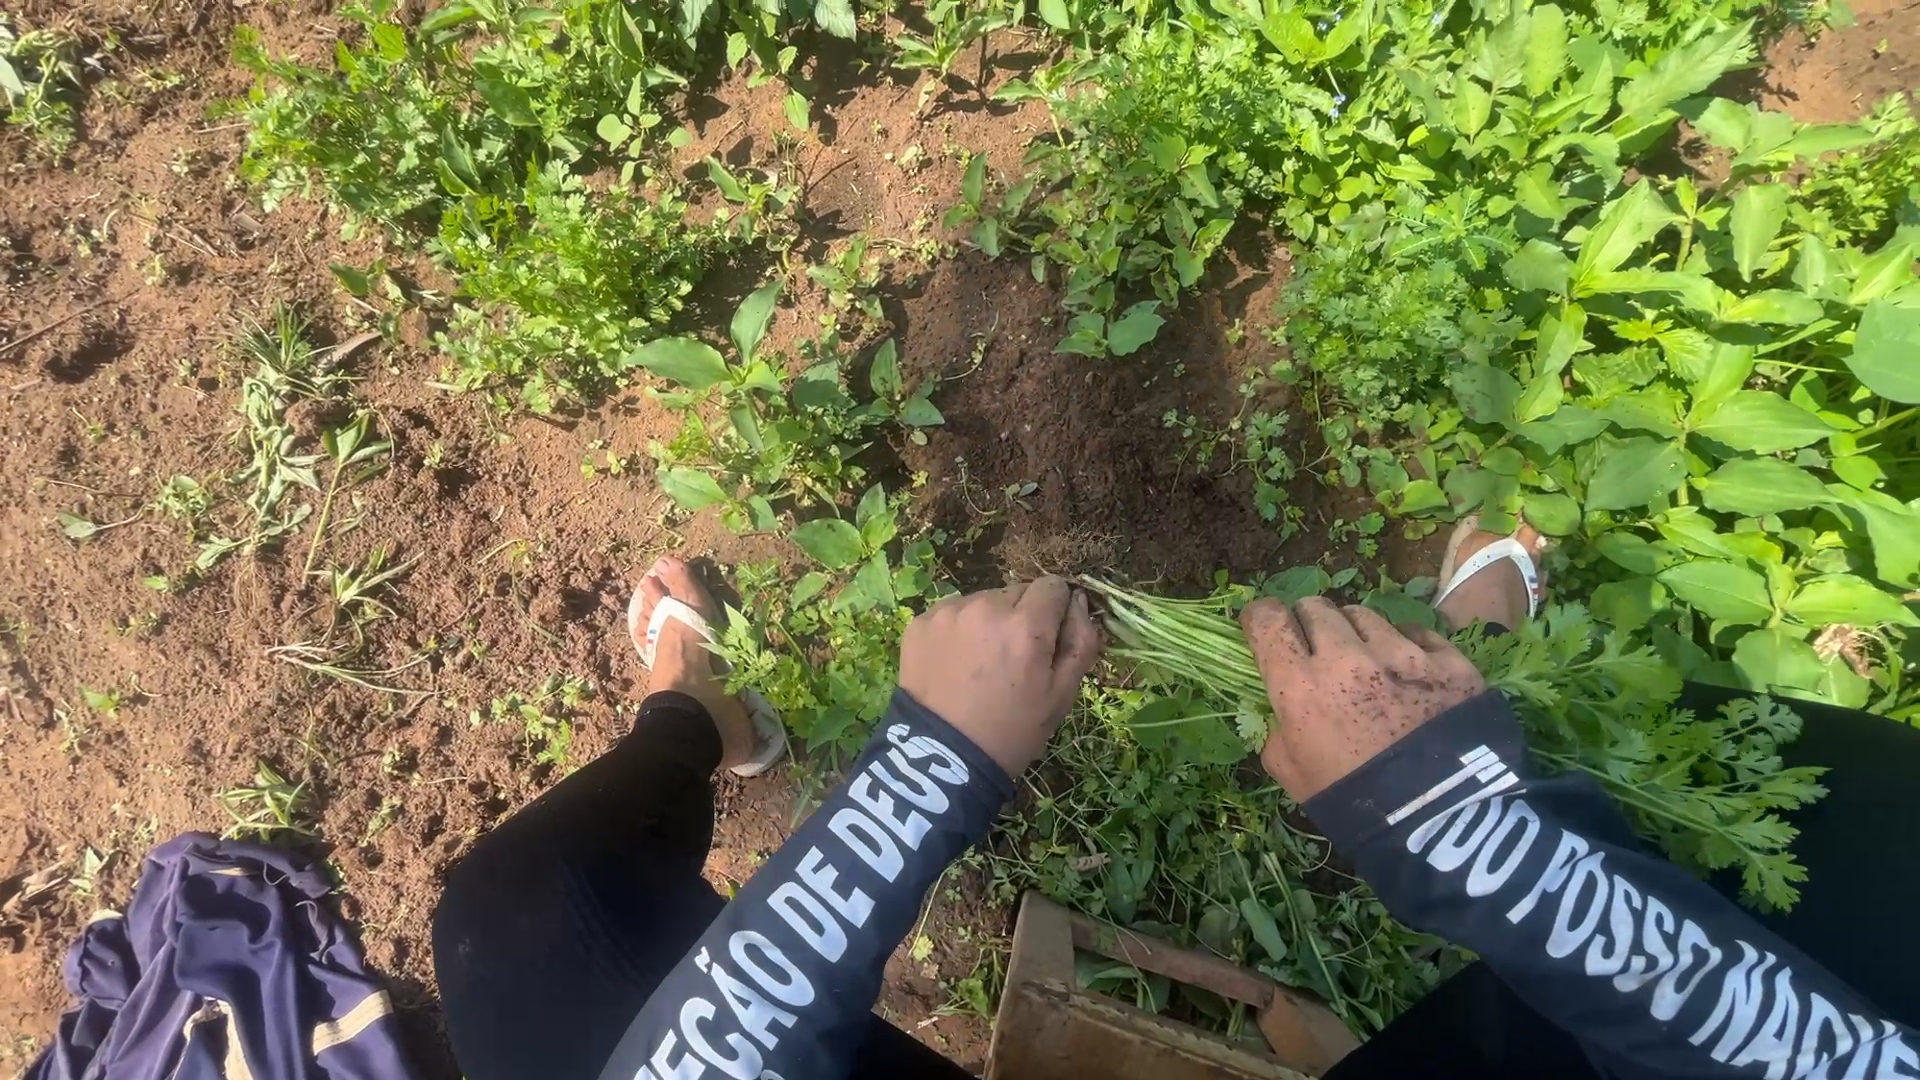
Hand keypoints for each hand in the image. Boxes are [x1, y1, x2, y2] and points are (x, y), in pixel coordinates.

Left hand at [899, 576, 1102, 775]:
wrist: (941, 757)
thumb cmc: (1012, 730)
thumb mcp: (1062, 695)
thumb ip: (1081, 640)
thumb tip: (1078, 600)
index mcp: (1026, 624)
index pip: (1053, 586)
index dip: (1055, 612)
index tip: (1047, 640)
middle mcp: (986, 606)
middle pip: (1017, 592)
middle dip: (1021, 617)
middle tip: (1012, 659)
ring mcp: (949, 612)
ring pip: (983, 600)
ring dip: (988, 620)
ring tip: (980, 664)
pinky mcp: (920, 622)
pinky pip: (952, 613)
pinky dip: (958, 630)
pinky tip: (955, 664)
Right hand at [1241, 597, 1485, 801]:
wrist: (1441, 825)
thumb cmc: (1350, 800)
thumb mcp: (1290, 770)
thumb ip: (1276, 729)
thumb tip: (1281, 710)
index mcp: (1300, 683)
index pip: (1267, 619)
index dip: (1259, 617)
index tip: (1262, 627)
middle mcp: (1346, 657)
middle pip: (1315, 607)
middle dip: (1307, 621)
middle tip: (1315, 645)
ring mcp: (1403, 655)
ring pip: (1364, 614)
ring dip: (1355, 631)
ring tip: (1366, 658)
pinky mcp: (1450, 664)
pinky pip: (1418, 633)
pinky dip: (1406, 645)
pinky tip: (1408, 670)